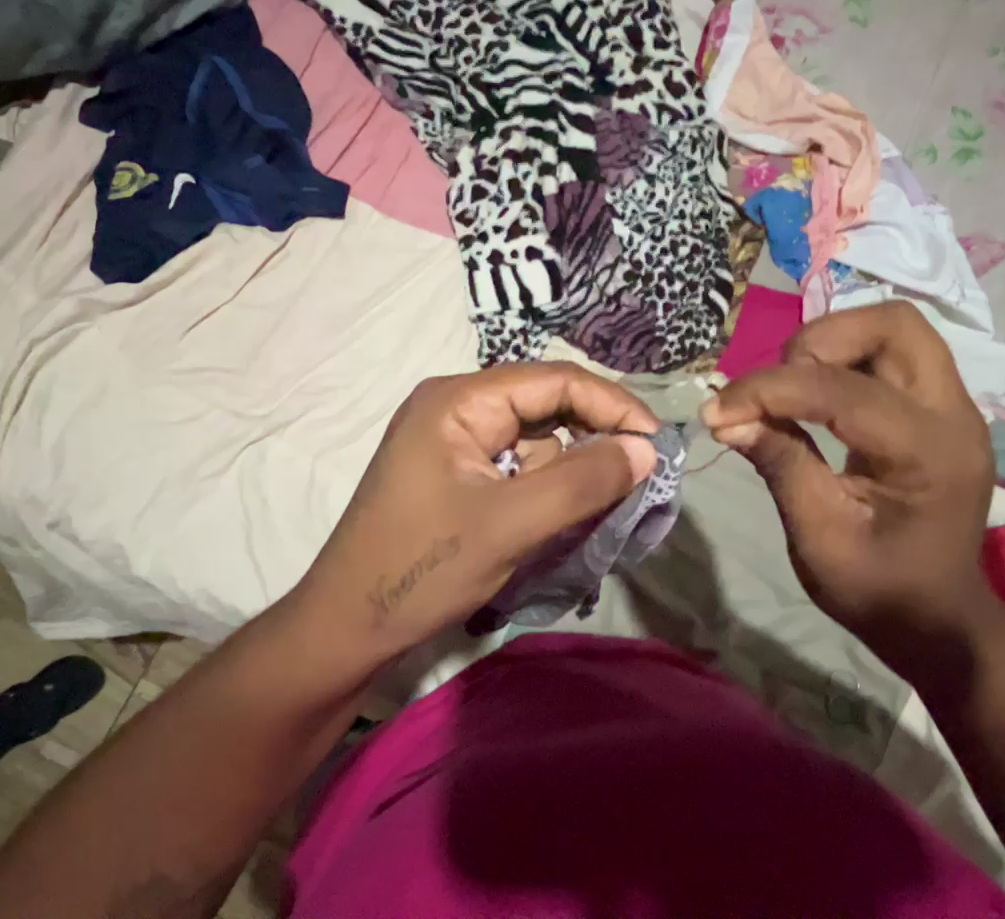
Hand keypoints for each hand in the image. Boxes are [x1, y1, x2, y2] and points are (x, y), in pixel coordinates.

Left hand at [290, 363, 660, 667]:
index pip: (553, 379)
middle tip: (638, 478)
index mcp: (458, 400)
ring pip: (536, 440)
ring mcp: (451, 443)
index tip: (657, 445)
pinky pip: (516, 468)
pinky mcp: (453, 476)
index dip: (611, 406)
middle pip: (545, 406)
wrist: (347, 626)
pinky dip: (545, 489)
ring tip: (593, 512)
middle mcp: (454, 408)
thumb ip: (582, 482)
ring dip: (570, 471)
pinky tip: (558, 521)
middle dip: (592, 440)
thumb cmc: (422, 568)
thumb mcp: (510, 524)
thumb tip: (647, 449)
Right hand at [700, 302, 995, 650]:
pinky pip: (894, 353)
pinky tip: (815, 395)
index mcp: (928, 454)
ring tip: (790, 388)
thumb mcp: (818, 538)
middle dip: (819, 340)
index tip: (718, 411)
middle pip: (892, 324)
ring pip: (895, 328)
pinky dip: (846, 358)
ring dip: (833, 342)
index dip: (770, 390)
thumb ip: (780, 465)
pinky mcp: (941, 409)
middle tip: (775, 386)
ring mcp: (954, 407)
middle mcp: (954, 414)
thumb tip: (727, 418)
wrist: (939, 619)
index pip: (843, 390)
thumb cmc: (878, 591)